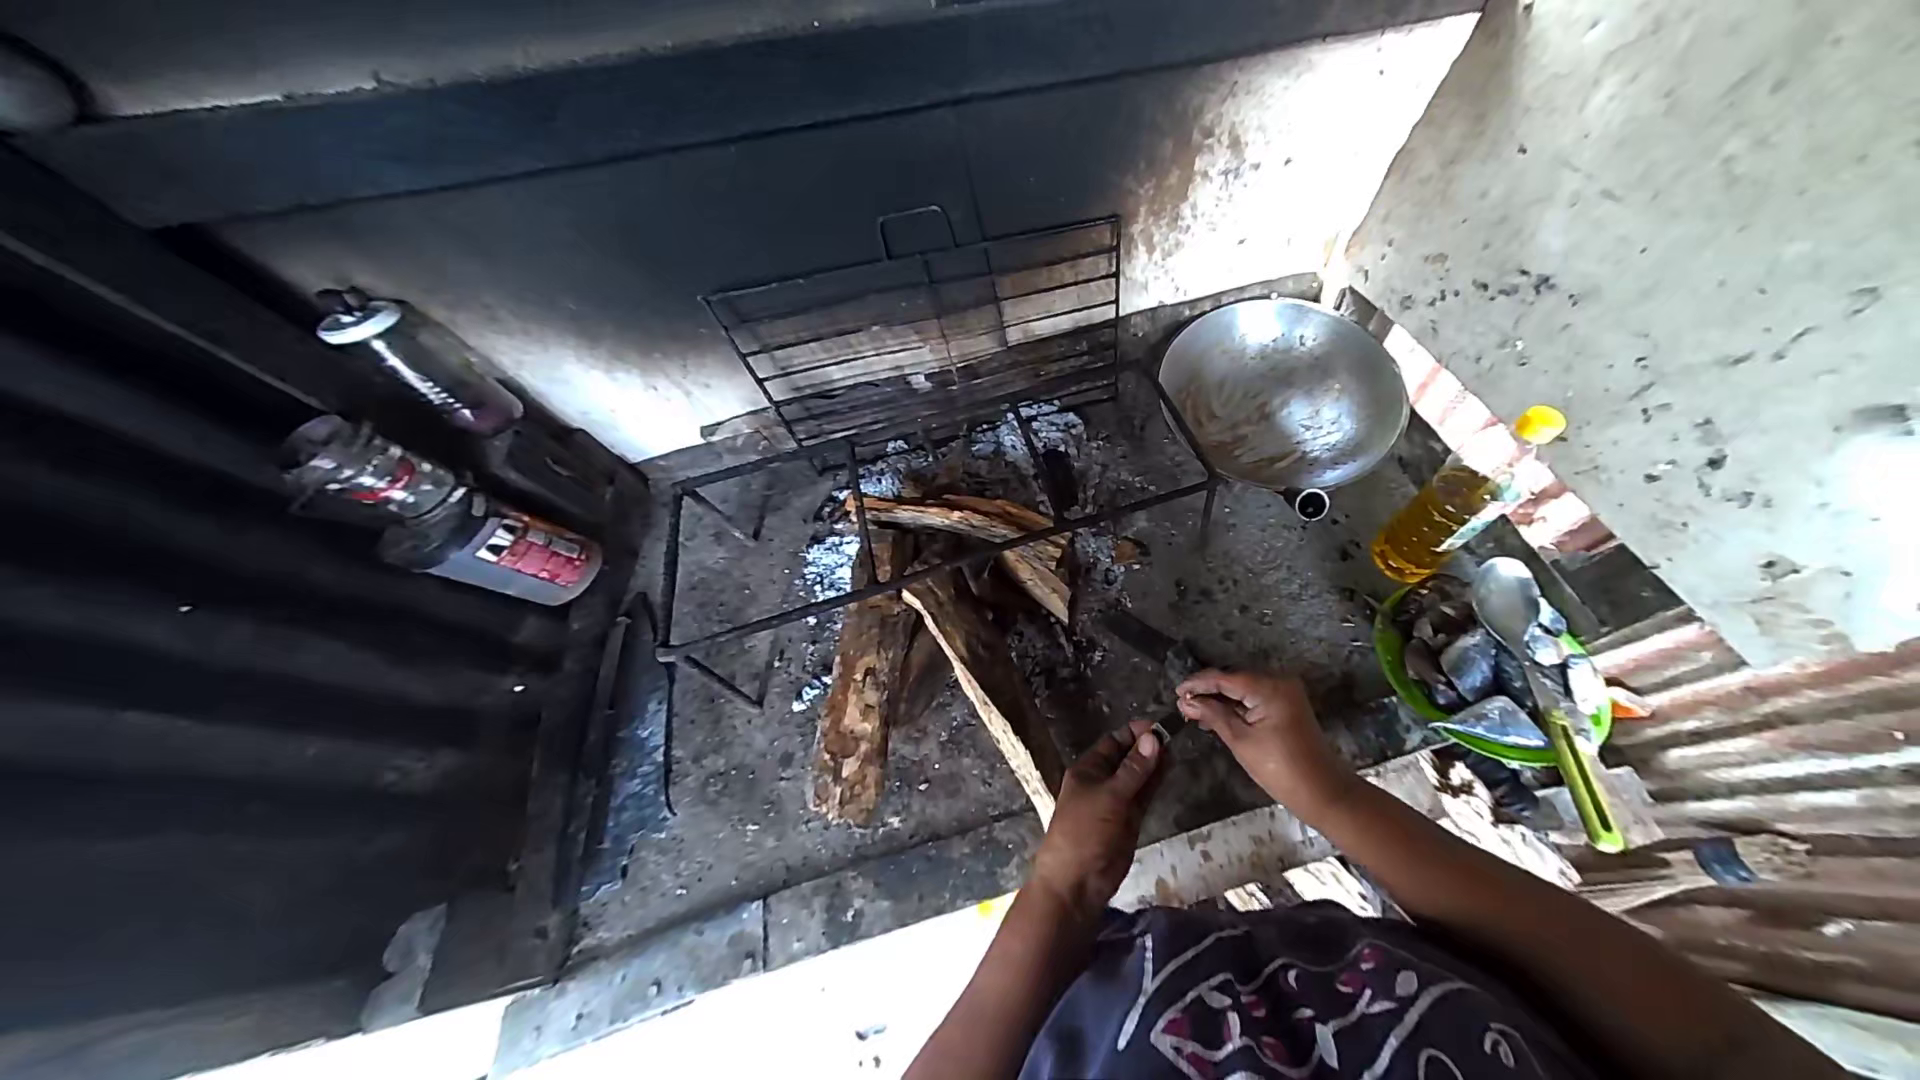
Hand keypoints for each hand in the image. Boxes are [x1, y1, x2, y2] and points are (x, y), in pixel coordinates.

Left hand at [1028, 719, 1164, 919]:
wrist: (1077, 881)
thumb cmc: (1085, 831)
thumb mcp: (1110, 796)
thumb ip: (1134, 769)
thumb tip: (1153, 738)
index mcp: (1087, 770)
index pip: (1112, 742)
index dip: (1134, 733)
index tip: (1159, 725)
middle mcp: (1102, 782)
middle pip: (1127, 758)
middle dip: (1147, 747)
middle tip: (1174, 735)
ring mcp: (1116, 802)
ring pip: (1138, 777)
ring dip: (1154, 764)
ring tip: (1176, 748)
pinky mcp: (1129, 820)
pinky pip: (1143, 796)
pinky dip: (1154, 783)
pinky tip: (1169, 770)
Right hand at [1177, 669, 1355, 816]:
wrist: (1323, 793)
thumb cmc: (1280, 768)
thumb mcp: (1240, 740)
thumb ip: (1212, 714)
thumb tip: (1186, 701)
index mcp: (1269, 687)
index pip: (1224, 678)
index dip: (1197, 684)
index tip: (1175, 692)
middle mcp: (1279, 682)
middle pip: (1233, 680)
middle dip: (1207, 691)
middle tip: (1182, 704)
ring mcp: (1285, 693)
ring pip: (1242, 689)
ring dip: (1219, 699)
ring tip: (1194, 712)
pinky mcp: (1286, 705)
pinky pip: (1253, 698)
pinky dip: (1235, 706)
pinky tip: (1215, 715)